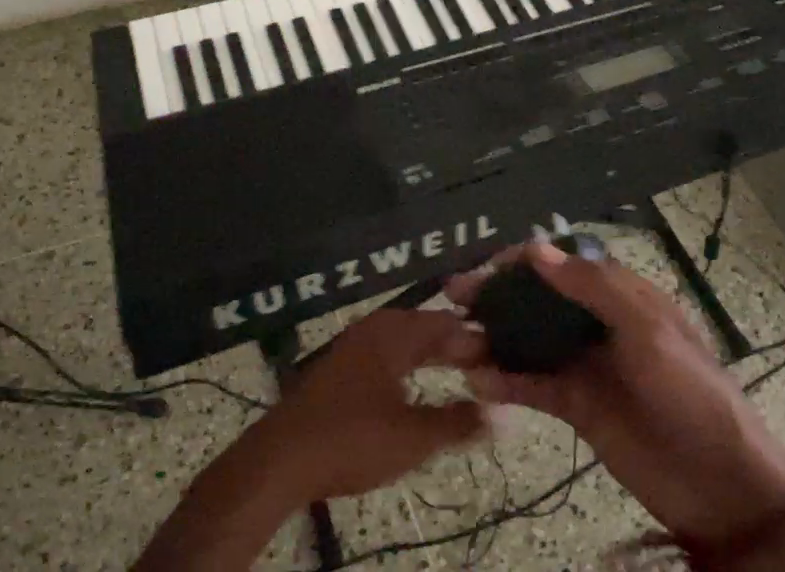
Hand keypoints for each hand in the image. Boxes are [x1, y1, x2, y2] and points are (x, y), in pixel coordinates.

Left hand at [242, 308, 488, 502]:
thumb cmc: (351, 440)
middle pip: (425, 329)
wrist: (279, 460)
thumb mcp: (413, 437)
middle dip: (456, 345)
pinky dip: (409, 365)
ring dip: (432, 355)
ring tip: (461, 372)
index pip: (447, 324)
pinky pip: (386, 355)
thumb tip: (502, 414)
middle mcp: (372, 330)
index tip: (505, 356)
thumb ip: (459, 422)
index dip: (477, 340)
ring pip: (403, 342)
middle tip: (489, 365)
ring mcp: (351, 348)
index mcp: (393, 334)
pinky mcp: (338, 370)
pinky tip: (415, 386)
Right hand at [449, 243, 784, 547]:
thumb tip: (536, 248)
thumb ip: (592, 287)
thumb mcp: (648, 329)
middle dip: (499, 296)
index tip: (487, 263)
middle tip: (454, 298)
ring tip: (455, 343)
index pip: (566, 264)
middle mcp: (599, 324)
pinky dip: (505, 381)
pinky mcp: (576, 406)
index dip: (526, 260)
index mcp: (624, 296)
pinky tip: (477, 381)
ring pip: (530, 341)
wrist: (718, 482)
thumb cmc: (689, 391)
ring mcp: (586, 365)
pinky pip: (533, 386)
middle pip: (540, 300)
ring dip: (494, 339)